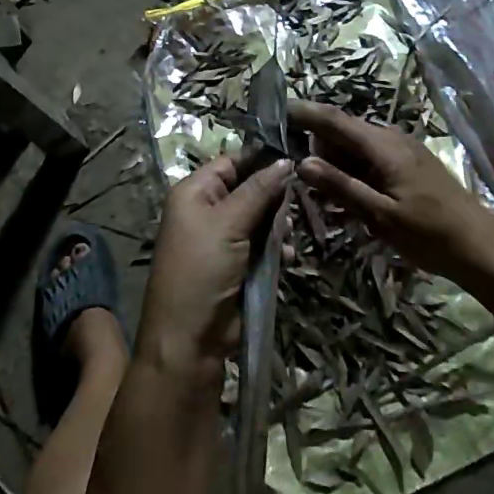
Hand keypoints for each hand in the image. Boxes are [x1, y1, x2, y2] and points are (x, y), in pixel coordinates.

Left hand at [135, 155, 289, 381]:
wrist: (190, 338)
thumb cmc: (202, 269)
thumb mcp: (228, 224)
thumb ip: (258, 191)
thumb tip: (285, 160)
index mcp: (195, 191)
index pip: (232, 162)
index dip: (262, 158)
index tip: (299, 155)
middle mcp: (208, 209)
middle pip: (250, 189)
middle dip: (276, 196)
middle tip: (304, 198)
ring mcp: (224, 238)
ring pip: (261, 218)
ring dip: (280, 225)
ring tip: (294, 233)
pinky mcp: (239, 263)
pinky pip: (264, 245)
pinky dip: (278, 248)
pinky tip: (291, 256)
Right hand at [289, 99, 493, 274]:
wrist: (482, 248)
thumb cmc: (431, 234)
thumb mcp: (381, 216)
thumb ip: (340, 187)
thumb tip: (301, 162)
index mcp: (383, 146)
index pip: (333, 119)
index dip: (303, 112)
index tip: (274, 110)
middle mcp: (390, 139)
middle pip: (340, 130)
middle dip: (315, 145)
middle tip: (293, 169)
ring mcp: (400, 149)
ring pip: (353, 145)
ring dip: (333, 161)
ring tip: (318, 191)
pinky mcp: (406, 163)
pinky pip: (368, 156)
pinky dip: (350, 170)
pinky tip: (344, 196)